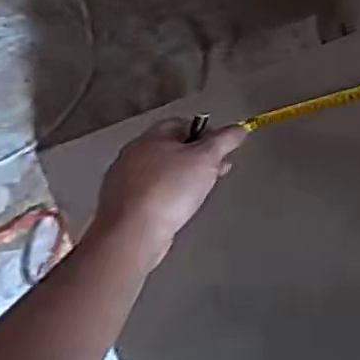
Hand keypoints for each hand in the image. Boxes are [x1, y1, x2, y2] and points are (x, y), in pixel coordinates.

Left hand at [90, 119, 245, 263]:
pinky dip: (166, 196)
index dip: (207, 134)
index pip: (184, 123)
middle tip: (214, 170)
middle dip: (198, 158)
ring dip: (183, 177)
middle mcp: (132, 155)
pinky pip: (150, 193)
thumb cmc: (169, 190)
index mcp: (150, 137)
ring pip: (162, 171)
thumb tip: (239, 130)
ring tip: (199, 191)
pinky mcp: (120, 207)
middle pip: (173, 148)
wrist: (131, 236)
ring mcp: (122, 183)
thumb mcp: (208, 157)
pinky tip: (177, 208)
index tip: (221, 149)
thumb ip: (227, 139)